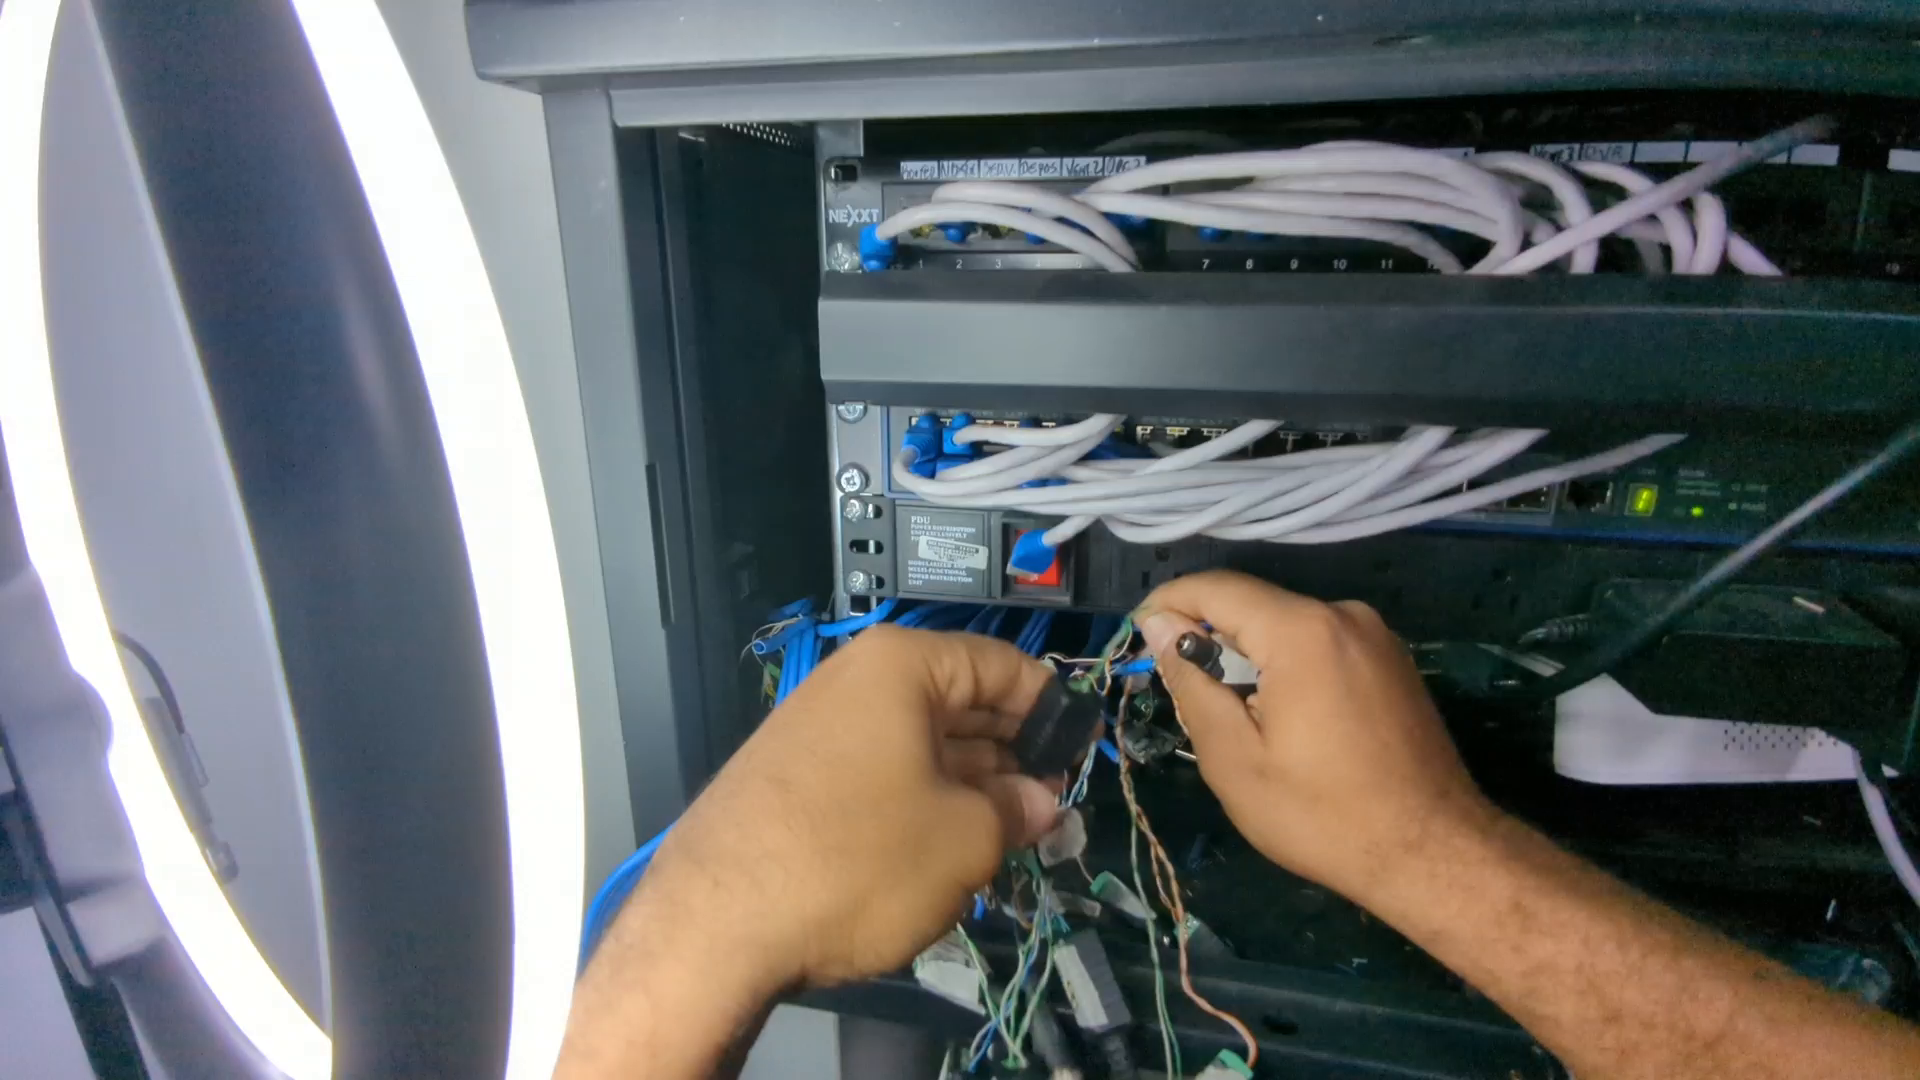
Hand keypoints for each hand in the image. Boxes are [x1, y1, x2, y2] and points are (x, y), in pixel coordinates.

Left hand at [618, 625, 1062, 991]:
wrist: (712, 925)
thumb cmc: (857, 857)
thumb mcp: (963, 838)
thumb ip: (1018, 811)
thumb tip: (1042, 803)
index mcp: (902, 665)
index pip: (1001, 664)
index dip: (1051, 705)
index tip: (1082, 748)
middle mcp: (858, 679)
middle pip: (960, 702)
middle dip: (1011, 752)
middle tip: (1052, 802)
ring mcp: (823, 724)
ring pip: (922, 741)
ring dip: (971, 780)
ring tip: (1011, 828)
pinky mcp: (800, 771)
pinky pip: (884, 769)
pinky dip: (924, 796)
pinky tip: (950, 838)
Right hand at [1136, 571, 1498, 902]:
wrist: (1438, 857)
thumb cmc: (1322, 815)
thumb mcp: (1233, 756)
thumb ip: (1190, 680)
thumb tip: (1158, 625)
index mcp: (1301, 631)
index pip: (1214, 588)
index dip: (1166, 604)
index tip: (1138, 637)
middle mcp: (1340, 614)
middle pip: (1248, 604)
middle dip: (1204, 636)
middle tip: (1179, 690)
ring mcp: (1372, 633)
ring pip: (1279, 622)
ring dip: (1242, 653)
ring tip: (1229, 711)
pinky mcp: (1388, 657)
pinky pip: (1314, 639)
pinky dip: (1280, 661)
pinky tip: (1278, 713)